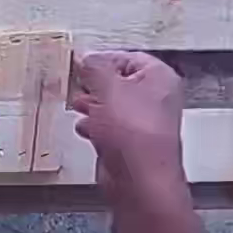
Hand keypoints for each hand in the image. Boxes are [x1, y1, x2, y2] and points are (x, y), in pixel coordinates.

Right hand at [69, 51, 187, 205]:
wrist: (137, 176)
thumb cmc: (131, 130)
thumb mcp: (108, 89)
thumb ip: (95, 69)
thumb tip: (84, 56)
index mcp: (158, 78)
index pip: (128, 57)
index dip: (102, 60)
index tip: (79, 65)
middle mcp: (154, 97)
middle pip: (119, 81)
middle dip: (94, 84)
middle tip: (74, 85)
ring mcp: (142, 121)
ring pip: (111, 105)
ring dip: (91, 105)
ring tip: (75, 106)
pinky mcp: (128, 141)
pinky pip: (108, 126)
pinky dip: (94, 125)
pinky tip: (83, 128)